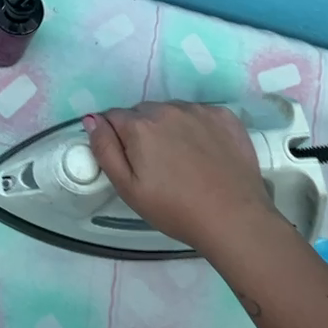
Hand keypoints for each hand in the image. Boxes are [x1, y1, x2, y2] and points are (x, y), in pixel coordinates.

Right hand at [83, 101, 280, 256]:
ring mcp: (198, 110)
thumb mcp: (129, 189)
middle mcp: (166, 108)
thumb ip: (105, 150)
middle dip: (143, 132)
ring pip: (171, 112)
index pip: (113, 117)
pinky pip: (199, 114)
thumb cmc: (175, 209)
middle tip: (157, 166)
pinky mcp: (224, 116)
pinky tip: (206, 153)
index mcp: (139, 125)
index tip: (131, 162)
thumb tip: (92, 119)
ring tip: (183, 161)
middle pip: (142, 113)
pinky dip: (198, 127)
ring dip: (170, 128)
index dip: (117, 139)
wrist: (236, 219)